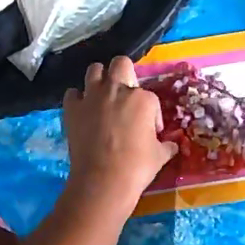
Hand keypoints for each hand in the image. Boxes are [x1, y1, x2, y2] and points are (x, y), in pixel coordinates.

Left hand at [62, 57, 175, 204]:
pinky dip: (78, 99)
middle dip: (125, 74)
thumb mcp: (160, 156)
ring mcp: (92, 97)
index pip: (150, 98)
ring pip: (94, 70)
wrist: (103, 181)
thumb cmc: (137, 167)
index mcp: (143, 99)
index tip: (150, 130)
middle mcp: (117, 90)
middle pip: (121, 64)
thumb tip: (171, 145)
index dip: (152, 114)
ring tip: (103, 95)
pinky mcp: (72, 109)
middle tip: (127, 95)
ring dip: (100, 79)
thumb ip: (166, 145)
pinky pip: (73, 93)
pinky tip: (84, 110)